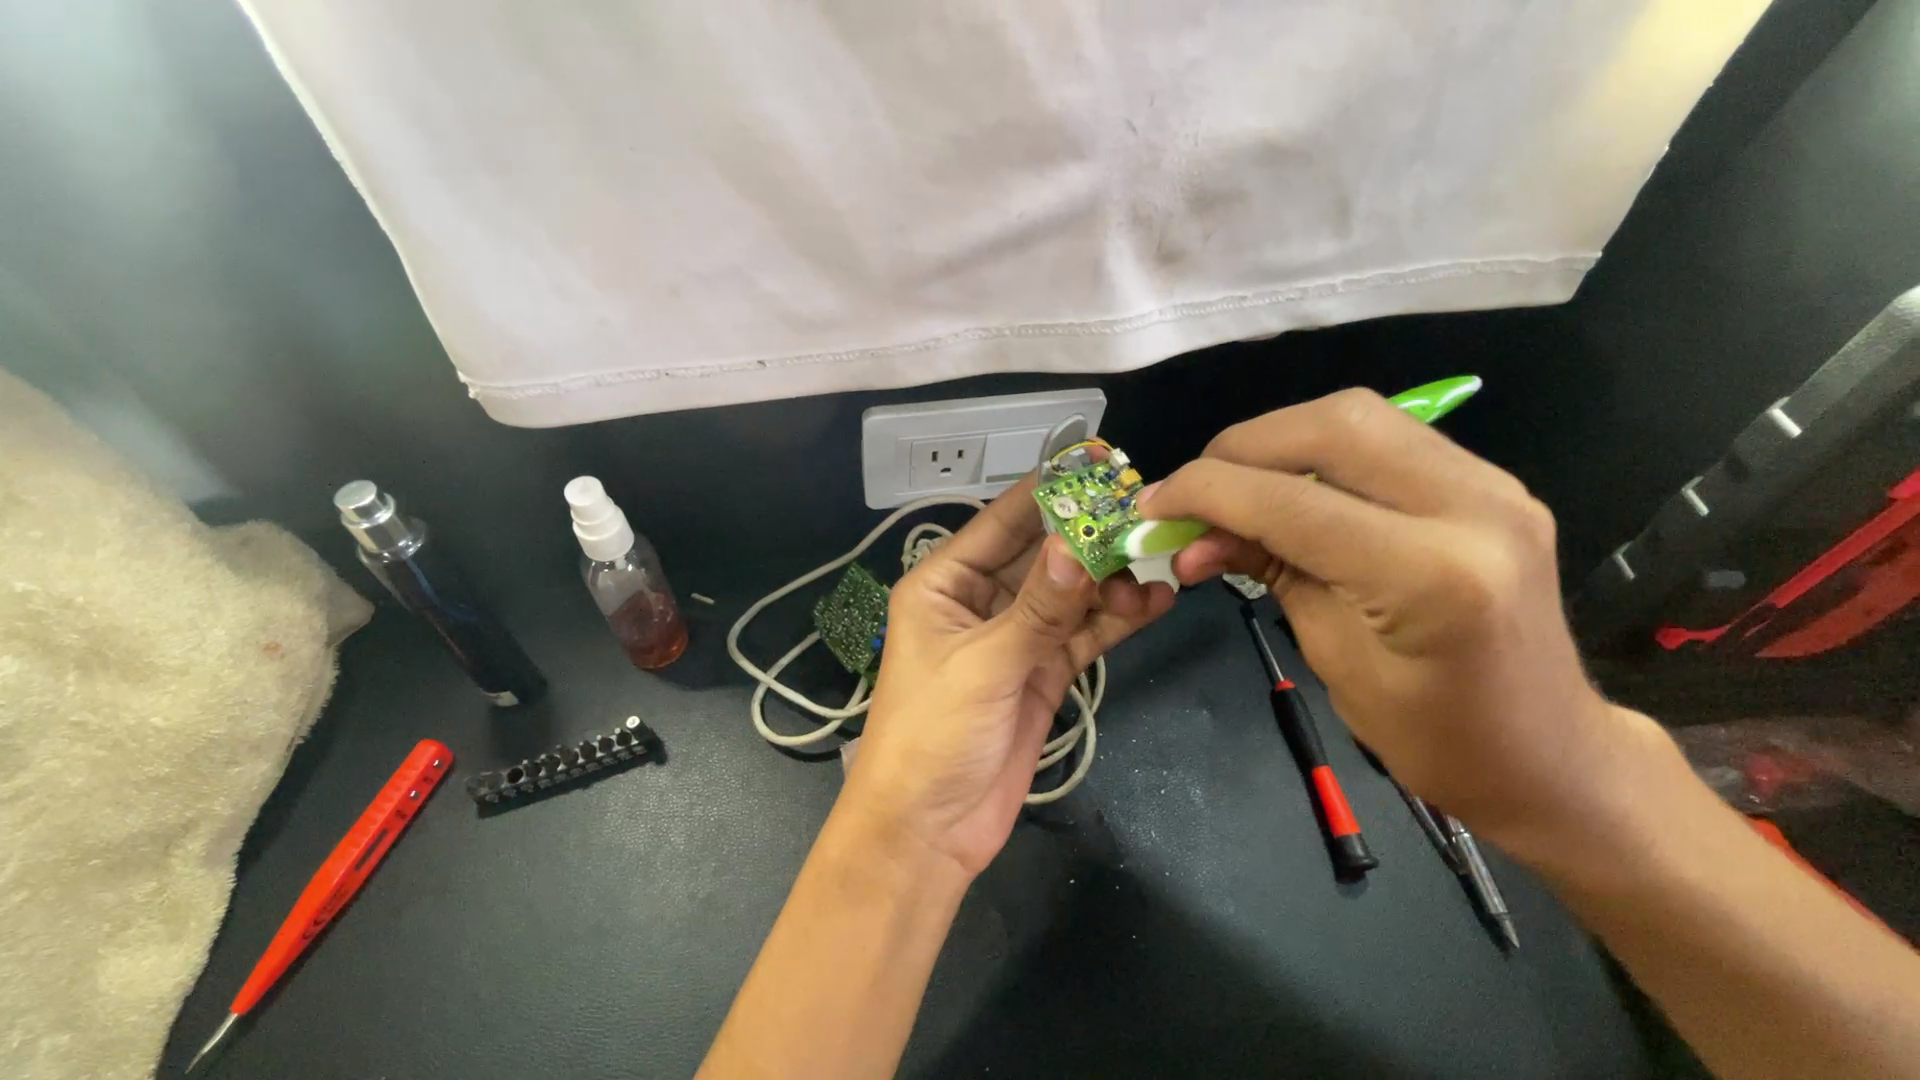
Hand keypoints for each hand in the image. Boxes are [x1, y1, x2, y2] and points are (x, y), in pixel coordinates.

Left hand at [843, 474, 1176, 876]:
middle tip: (1146, 516)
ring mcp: (1014, 638)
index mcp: (943, 583)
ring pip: (1069, 594)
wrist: (928, 830)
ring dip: (1110, 582)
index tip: (1101, 462)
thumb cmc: (933, 735)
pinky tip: (1153, 603)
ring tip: (1154, 570)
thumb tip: (1077, 545)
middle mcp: (979, 601)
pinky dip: (1115, 620)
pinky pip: (1082, 634)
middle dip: (1091, 537)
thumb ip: (1037, 607)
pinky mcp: (1041, 673)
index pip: (1001, 522)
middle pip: (1043, 555)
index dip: (1049, 492)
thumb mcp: (984, 664)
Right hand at [1145, 389, 1660, 854]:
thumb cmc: (1435, 739)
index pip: (1292, 501)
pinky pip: (1389, 437)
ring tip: (1233, 485)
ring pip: (1361, 416)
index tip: (1151, 503)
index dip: (1207, 491)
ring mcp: (1493, 486)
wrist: (1551, 756)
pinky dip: (1322, 450)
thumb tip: (1192, 536)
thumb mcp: (1334, 660)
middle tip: (1192, 489)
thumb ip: (1269, 573)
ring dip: (1279, 439)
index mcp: (1431, 575)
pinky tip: (1291, 487)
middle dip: (1241, 447)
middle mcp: (1472, 506)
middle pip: (1333, 425)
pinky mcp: (1492, 484)